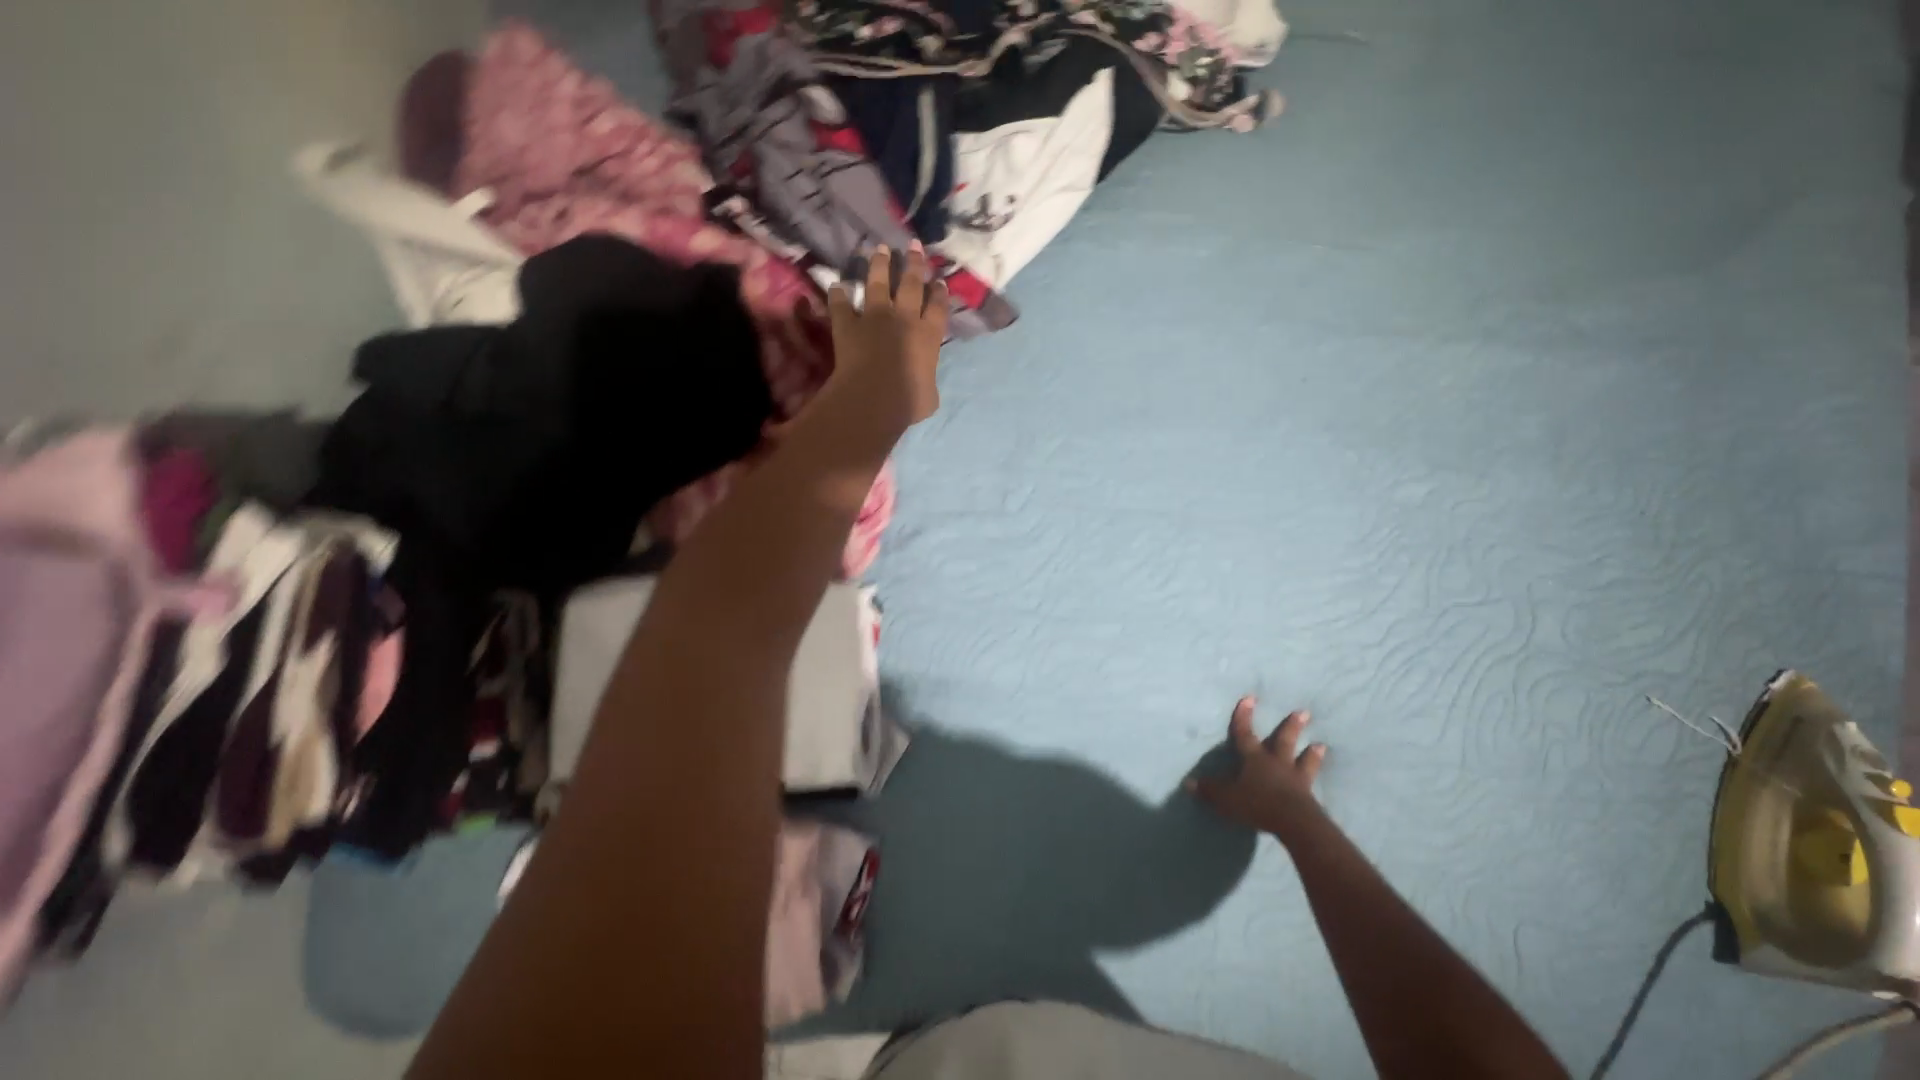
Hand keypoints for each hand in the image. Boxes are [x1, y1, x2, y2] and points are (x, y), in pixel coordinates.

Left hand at [824, 242, 947, 440]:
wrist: (875, 397)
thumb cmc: (908, 401)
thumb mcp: (929, 397)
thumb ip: (928, 383)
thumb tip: (925, 386)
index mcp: (929, 337)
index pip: (938, 308)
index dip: (939, 293)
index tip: (939, 281)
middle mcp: (905, 319)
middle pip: (912, 285)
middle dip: (915, 264)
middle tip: (914, 246)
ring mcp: (875, 318)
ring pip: (879, 284)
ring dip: (880, 265)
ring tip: (881, 249)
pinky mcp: (848, 324)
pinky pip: (841, 305)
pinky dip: (838, 295)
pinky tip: (836, 285)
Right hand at [1187, 697, 1327, 840]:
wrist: (1293, 821)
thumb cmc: (1257, 804)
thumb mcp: (1226, 798)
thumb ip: (1210, 790)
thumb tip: (1189, 783)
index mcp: (1255, 759)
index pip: (1245, 734)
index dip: (1244, 717)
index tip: (1249, 698)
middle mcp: (1277, 763)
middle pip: (1284, 740)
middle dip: (1292, 726)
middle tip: (1303, 712)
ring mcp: (1296, 778)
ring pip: (1304, 759)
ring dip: (1311, 752)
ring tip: (1320, 744)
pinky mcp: (1308, 795)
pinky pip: (1312, 780)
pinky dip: (1316, 774)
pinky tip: (1321, 773)